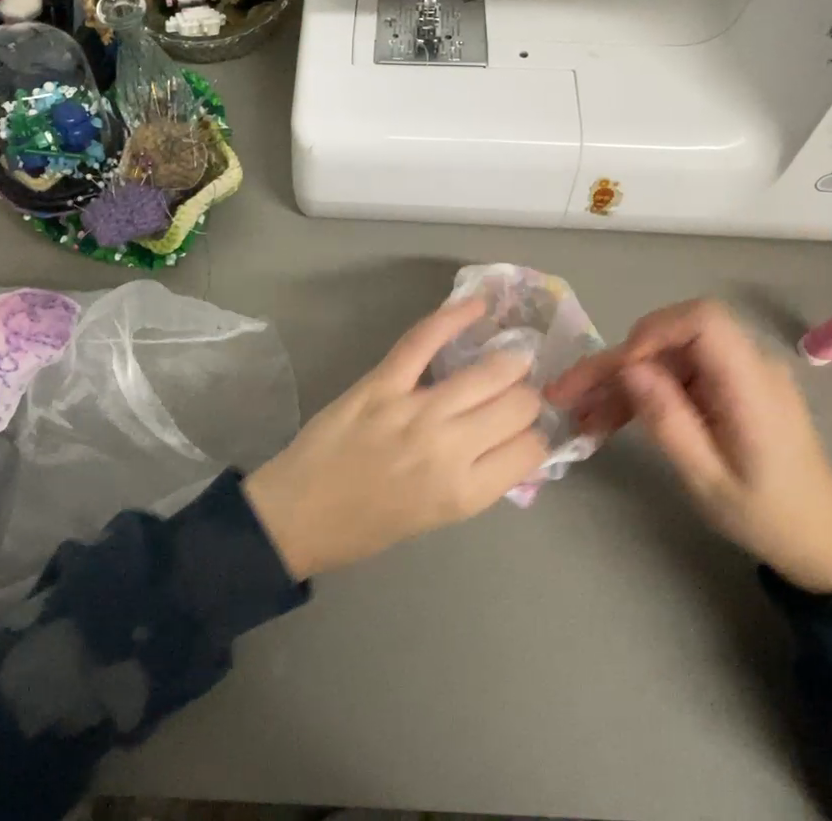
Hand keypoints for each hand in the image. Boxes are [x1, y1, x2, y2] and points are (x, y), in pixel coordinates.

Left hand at [243, 298, 549, 579]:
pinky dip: (452, 316)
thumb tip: (512, 443)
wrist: (297, 515)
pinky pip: (423, 340)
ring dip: (508, 362)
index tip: (524, 432)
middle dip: (527, 399)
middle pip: (518, 405)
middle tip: (516, 396)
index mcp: (464, 492)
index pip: (531, 449)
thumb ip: (477, 479)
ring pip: (487, 372)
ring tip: (511, 359)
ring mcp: (413, 410)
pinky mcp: (380, 383)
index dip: (534, 437)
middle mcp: (447, 448)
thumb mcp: (436, 518)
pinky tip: (478, 306)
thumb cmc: (367, 526)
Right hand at [547, 299, 831, 593]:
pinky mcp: (726, 389)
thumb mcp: (708, 478)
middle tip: (566, 394)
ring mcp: (736, 376)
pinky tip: (606, 420)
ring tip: (579, 416)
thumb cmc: (766, 514)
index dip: (653, 333)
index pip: (703, 321)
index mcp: (752, 385)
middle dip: (615, 362)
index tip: (618, 370)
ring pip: (664, 358)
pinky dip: (640, 394)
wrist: (819, 537)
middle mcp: (747, 367)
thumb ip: (668, 420)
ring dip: (619, 382)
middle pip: (672, 338)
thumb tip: (628, 368)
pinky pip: (675, 377)